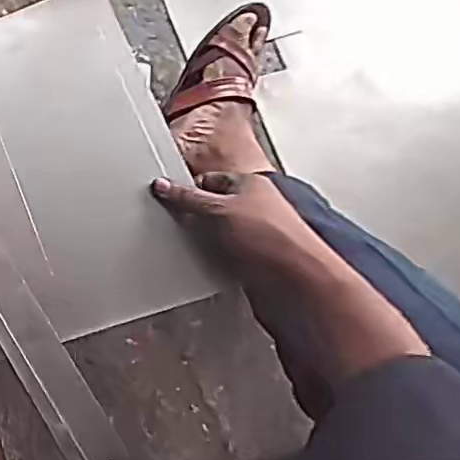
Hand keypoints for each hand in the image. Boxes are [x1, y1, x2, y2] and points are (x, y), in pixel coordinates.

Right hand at [150, 171, 332, 276]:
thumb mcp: (217, 209)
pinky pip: (220, 250)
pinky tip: (206, 257)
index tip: (166, 194)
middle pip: (210, 204)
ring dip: (202, 236)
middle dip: (193, 213)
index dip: (187, 187)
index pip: (208, 179)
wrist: (295, 280)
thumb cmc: (271, 238)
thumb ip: (187, 197)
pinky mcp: (250, 255)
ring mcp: (253, 232)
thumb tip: (165, 186)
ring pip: (214, 229)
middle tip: (178, 219)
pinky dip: (210, 254)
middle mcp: (254, 206)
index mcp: (251, 184)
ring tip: (194, 241)